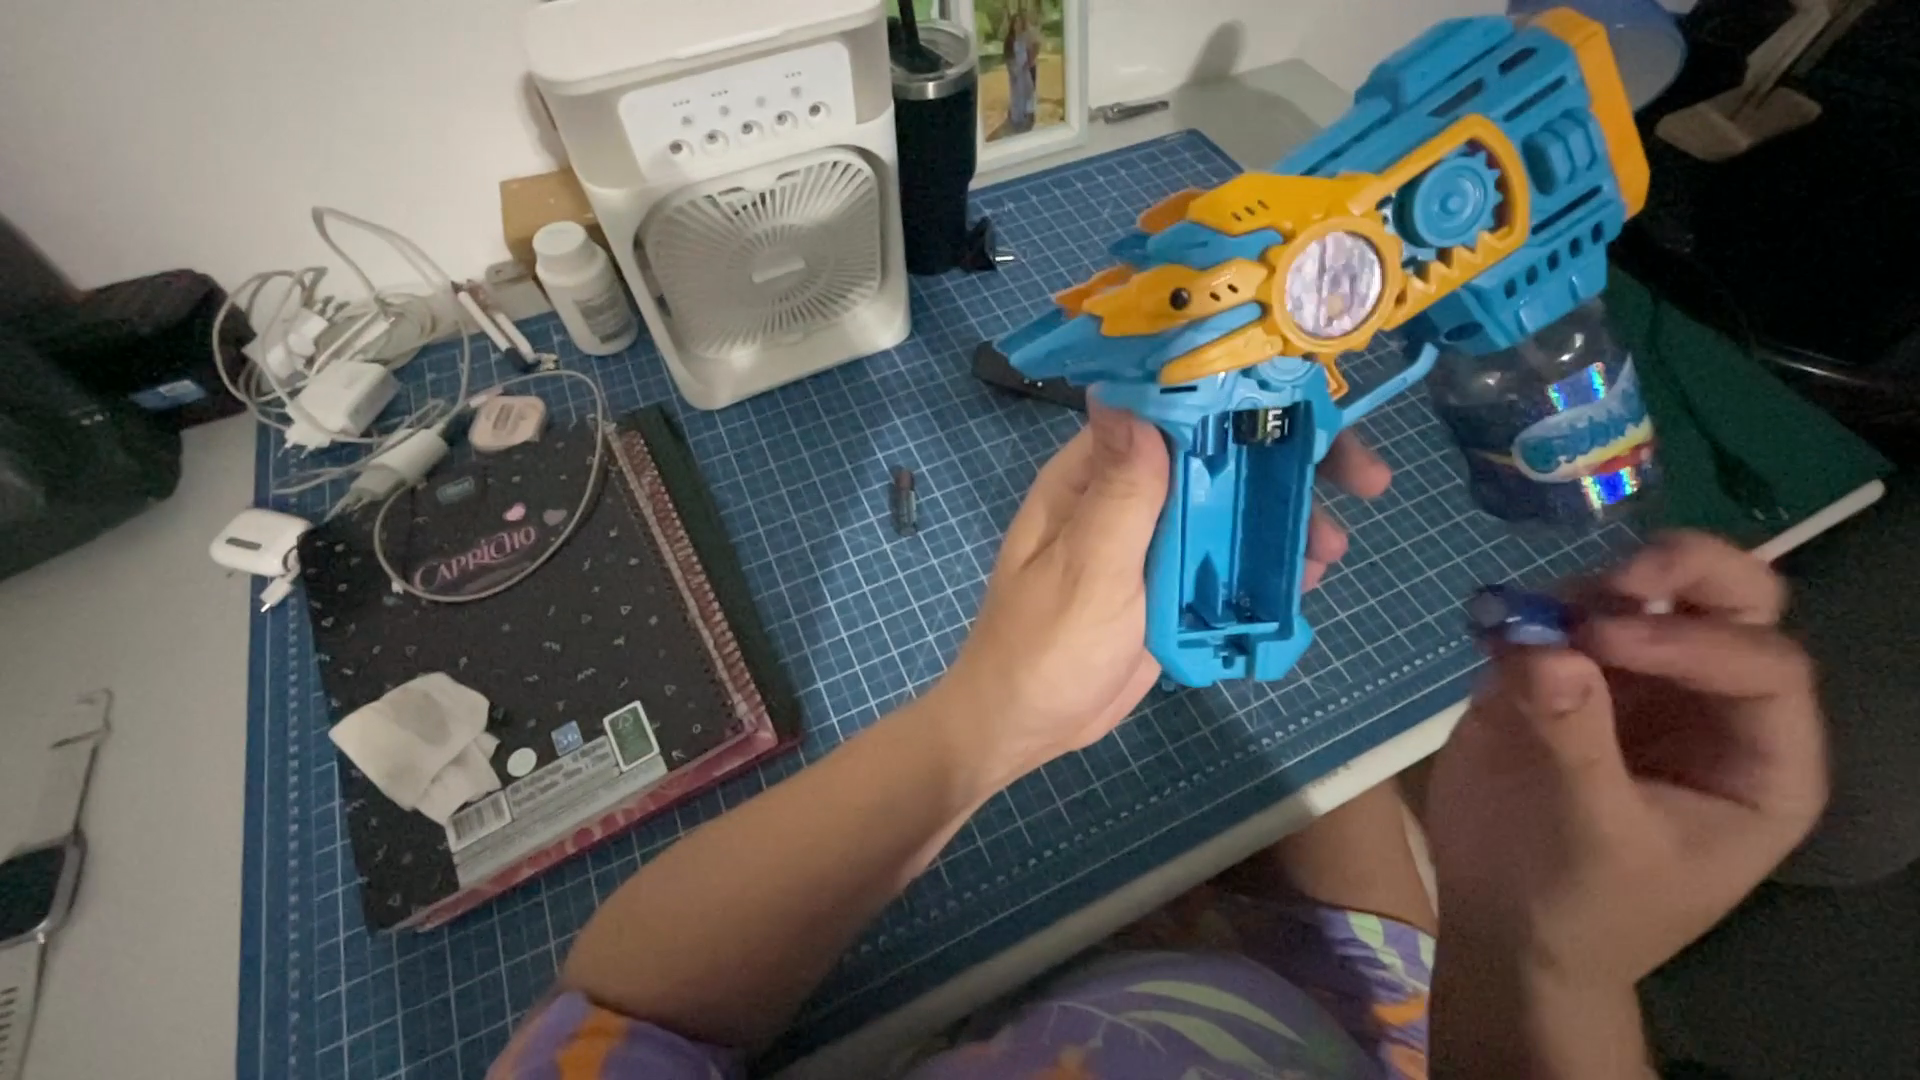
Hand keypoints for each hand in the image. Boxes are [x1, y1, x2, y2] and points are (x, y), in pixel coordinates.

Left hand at [935, 403, 1390, 788]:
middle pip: (1215, 456)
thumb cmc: (1044, 646)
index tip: (1310, 412)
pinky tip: (1303, 580)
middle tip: (1364, 482)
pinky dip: (1264, 563)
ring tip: (1330, 553)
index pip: (1173, 412)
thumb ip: (1120, 490)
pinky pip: (1223, 558)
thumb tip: (1130, 394)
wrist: (1027, 724)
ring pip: (1228, 508)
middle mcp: (1124, 494)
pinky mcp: (1166, 582)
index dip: (1243, 402)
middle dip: (1287, 465)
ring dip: (1283, 520)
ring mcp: (1148, 540)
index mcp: (1093, 475)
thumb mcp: (1087, 568)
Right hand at [1428, 531, 1827, 990]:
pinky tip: (1487, 624)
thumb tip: (1540, 648)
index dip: (1690, 639)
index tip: (1598, 638)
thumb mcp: (1593, 835)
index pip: (1759, 665)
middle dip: (1678, 573)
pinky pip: (1545, 624)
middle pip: (1727, 605)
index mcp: (1756, 757)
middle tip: (1612, 575)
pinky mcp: (1549, 682)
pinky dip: (1517, 613)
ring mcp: (1623, 687)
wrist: (1502, 922)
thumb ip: (1574, 740)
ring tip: (1523, 615)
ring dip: (1582, 592)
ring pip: (1629, 600)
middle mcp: (1701, 706)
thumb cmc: (1580, 902)